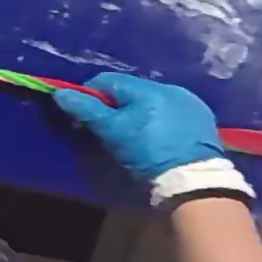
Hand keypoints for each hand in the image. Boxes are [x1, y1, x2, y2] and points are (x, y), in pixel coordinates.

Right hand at [53, 72, 224, 181]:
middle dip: (111, 106)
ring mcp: (190, 102)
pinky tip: (154, 137)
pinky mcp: (201, 117)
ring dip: (133, 112)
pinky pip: (167, 110)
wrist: (192, 180)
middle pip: (127, 90)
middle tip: (104, 130)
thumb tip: (60, 93)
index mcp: (147, 89)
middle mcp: (170, 88)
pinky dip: (155, 119)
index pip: (105, 80)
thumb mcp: (110, 132)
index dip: (88, 96)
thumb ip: (85, 110)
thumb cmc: (146, 153)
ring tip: (130, 134)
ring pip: (147, 100)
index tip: (82, 119)